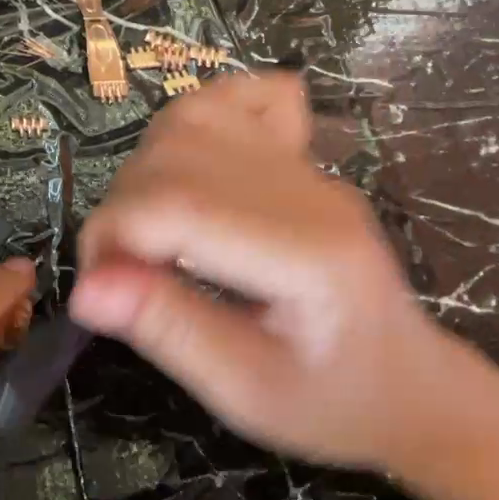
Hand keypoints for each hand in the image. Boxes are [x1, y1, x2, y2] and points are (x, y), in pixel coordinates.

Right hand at [71, 72, 498, 499]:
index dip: (112, 235)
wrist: (413, 388)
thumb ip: (168, 330)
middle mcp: (305, 190)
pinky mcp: (294, 154)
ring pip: (189, 119)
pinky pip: (236, 96)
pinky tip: (190, 158)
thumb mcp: (248, 393)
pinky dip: (196, 113)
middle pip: (172, 157)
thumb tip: (85, 286)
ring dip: (144, 171)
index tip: (98, 287)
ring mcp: (302, 165)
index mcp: (306, 254)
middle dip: (121, 210)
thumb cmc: (333, 402)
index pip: (177, 204)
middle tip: (125, 273)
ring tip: (151, 229)